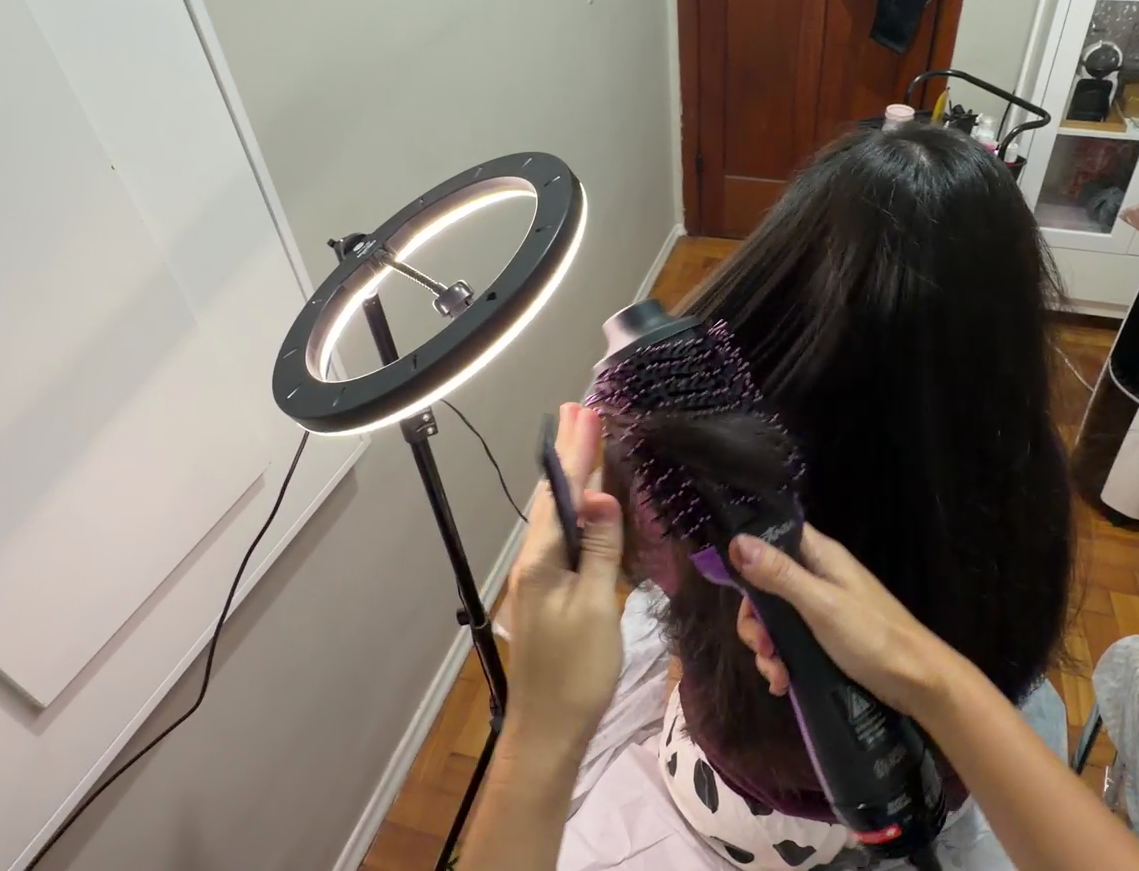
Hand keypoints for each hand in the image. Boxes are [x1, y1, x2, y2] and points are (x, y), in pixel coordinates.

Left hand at [504, 403, 626, 750]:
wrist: (549, 730)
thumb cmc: (576, 671)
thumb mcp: (596, 607)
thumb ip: (600, 549)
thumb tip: (601, 495)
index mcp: (544, 558)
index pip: (564, 491)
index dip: (578, 450)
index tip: (586, 411)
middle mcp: (537, 559)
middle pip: (556, 495)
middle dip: (570, 451)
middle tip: (578, 409)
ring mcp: (542, 575)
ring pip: (559, 513)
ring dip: (572, 474)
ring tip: (582, 439)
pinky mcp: (552, 591)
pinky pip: (566, 535)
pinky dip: (577, 507)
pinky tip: (587, 502)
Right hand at [730, 525, 967, 718]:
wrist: (921, 684)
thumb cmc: (873, 636)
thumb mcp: (821, 605)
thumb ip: (779, 574)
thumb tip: (736, 541)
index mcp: (820, 556)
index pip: (774, 535)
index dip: (749, 551)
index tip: (730, 579)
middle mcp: (817, 576)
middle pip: (765, 584)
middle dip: (755, 618)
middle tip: (761, 646)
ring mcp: (821, 608)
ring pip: (774, 618)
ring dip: (766, 646)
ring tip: (776, 674)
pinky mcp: (824, 638)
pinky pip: (789, 642)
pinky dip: (780, 661)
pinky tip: (782, 683)